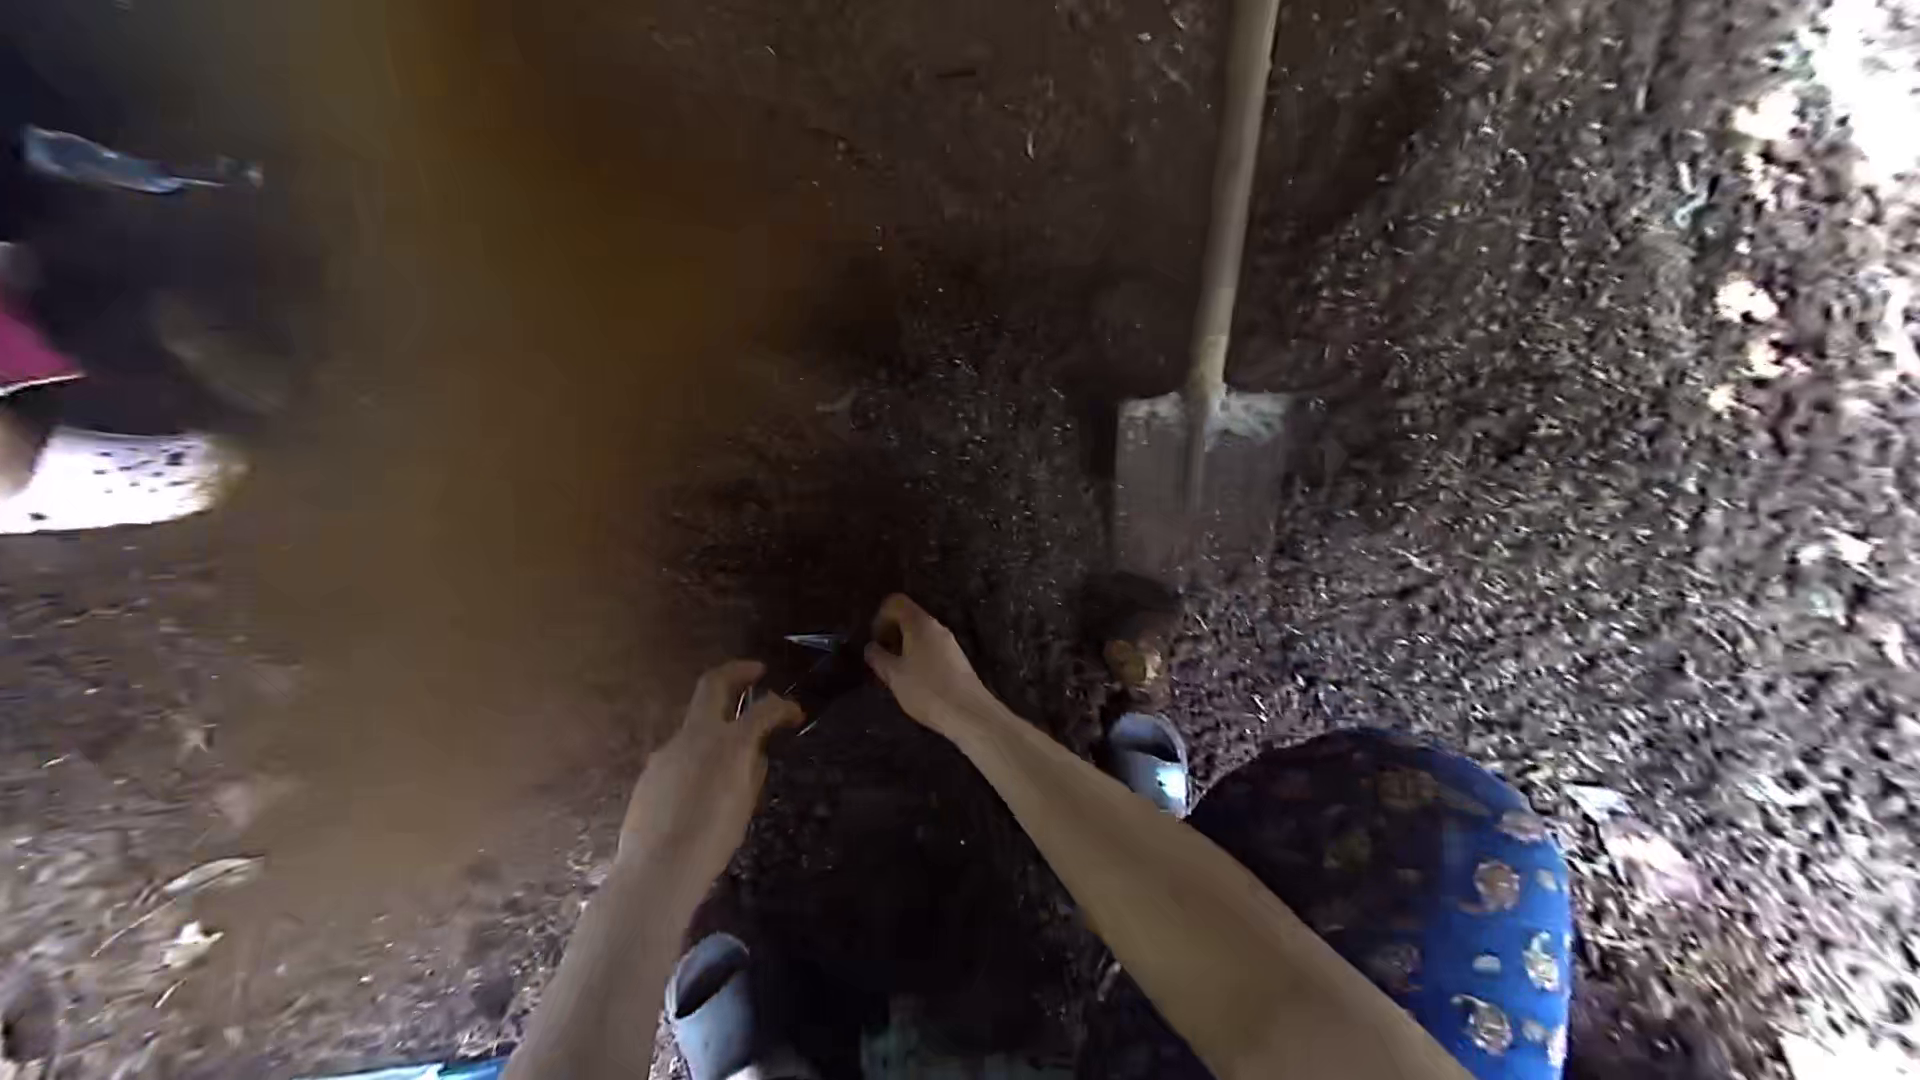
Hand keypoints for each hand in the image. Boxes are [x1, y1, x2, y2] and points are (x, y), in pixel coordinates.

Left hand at [618, 660, 800, 874]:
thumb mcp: (745, 802)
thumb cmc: (712, 838)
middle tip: (756, 671)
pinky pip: (681, 751)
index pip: (764, 708)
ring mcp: (668, 750)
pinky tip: (701, 785)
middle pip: (713, 684)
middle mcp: (696, 735)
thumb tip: (754, 752)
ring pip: (696, 722)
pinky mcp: (652, 770)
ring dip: (717, 721)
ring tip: (731, 750)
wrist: (656, 869)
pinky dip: (698, 753)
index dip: (784, 705)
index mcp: (729, 742)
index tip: (795, 712)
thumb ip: (753, 768)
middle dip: (737, 671)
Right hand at [865, 594, 1008, 739]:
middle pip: (908, 618)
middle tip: (881, 659)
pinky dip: (917, 657)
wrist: (968, 712)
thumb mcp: (894, 675)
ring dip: (903, 648)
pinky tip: (914, 682)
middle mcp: (937, 627)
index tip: (875, 639)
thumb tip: (871, 647)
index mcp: (920, 624)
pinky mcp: (957, 659)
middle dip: (891, 634)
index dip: (880, 616)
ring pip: (920, 636)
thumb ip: (878, 657)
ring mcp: (949, 642)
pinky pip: (931, 649)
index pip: (896, 602)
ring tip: (895, 674)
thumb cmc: (926, 690)